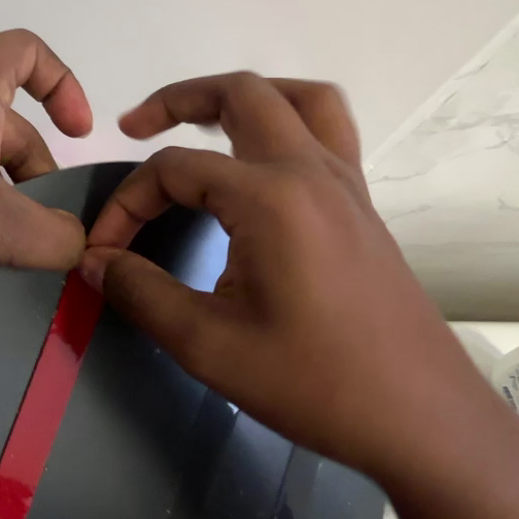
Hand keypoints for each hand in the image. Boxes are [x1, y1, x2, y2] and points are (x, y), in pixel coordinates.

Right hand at [78, 73, 488, 481]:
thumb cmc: (314, 383)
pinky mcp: (362, 207)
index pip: (174, 170)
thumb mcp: (207, 344)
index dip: (126, 203)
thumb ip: (140, 292)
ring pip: (297, 99)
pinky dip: (283, 123)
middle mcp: (311, 172)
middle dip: (177, 100)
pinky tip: (256, 167)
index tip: (103, 251)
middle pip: (240, 95)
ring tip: (202, 123)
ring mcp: (346, 185)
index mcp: (270, 197)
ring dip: (241, 98)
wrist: (424, 423)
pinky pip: (325, 132)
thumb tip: (95, 261)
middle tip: (133, 127)